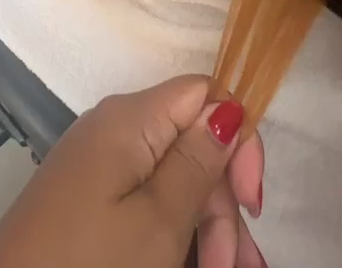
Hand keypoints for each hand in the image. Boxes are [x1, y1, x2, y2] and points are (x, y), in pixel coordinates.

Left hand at [0, 75, 266, 267]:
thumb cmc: (90, 260)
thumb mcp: (158, 219)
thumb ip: (198, 161)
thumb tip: (228, 107)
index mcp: (130, 118)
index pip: (203, 92)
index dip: (238, 136)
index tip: (251, 201)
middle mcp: (116, 130)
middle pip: (193, 144)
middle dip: (222, 203)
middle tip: (234, 266)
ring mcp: (102, 165)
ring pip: (176, 180)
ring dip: (207, 227)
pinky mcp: (93, 197)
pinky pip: (149, 201)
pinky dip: (177, 232)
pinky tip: (197, 264)